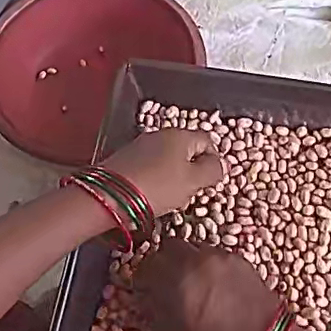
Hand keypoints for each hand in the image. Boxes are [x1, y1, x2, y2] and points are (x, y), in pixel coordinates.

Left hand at [99, 127, 222, 214]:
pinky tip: (151, 194)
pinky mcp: (125, 159)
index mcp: (180, 135)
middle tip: (191, 191)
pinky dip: (156, 179)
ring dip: (173, 175)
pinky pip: (150, 167)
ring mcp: (140, 145)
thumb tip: (220, 163)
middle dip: (192, 169)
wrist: (109, 196)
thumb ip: (212, 171)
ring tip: (171, 196)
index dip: (214, 160)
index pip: (207, 140)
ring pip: (167, 159)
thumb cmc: (158, 187)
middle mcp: (159, 134)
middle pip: (186, 149)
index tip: (211, 181)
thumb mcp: (193, 182)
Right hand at [131, 238, 284, 330]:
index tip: (144, 290)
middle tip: (164, 282)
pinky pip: (211, 253)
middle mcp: (195, 261)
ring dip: (184, 260)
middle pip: (167, 248)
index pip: (145, 266)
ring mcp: (217, 256)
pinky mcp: (236, 258)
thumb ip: (154, 311)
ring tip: (190, 283)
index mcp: (175, 280)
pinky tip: (211, 285)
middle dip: (162, 262)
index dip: (142, 279)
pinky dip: (205, 264)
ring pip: (190, 247)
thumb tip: (145, 297)